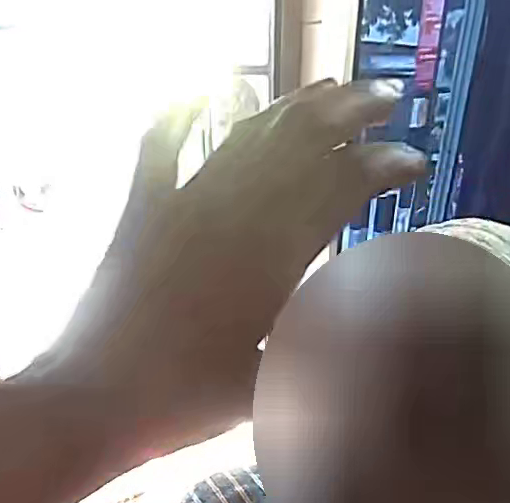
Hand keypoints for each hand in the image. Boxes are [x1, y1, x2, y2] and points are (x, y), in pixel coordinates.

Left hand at [38, 79, 426, 460]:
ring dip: (292, 107)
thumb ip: (315, 362)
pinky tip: (196, 91)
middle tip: (385, 99)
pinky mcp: (139, 215)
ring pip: (246, 137)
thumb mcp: (264, 387)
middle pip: (301, 144)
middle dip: (350, 113)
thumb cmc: (183, 404)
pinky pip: (158, 148)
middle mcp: (233, 217)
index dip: (383, 168)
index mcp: (271, 261)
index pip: (340, 190)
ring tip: (326, 91)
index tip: (412, 163)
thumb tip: (366, 356)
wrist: (96, 400)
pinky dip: (177, 115)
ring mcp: (182, 208)